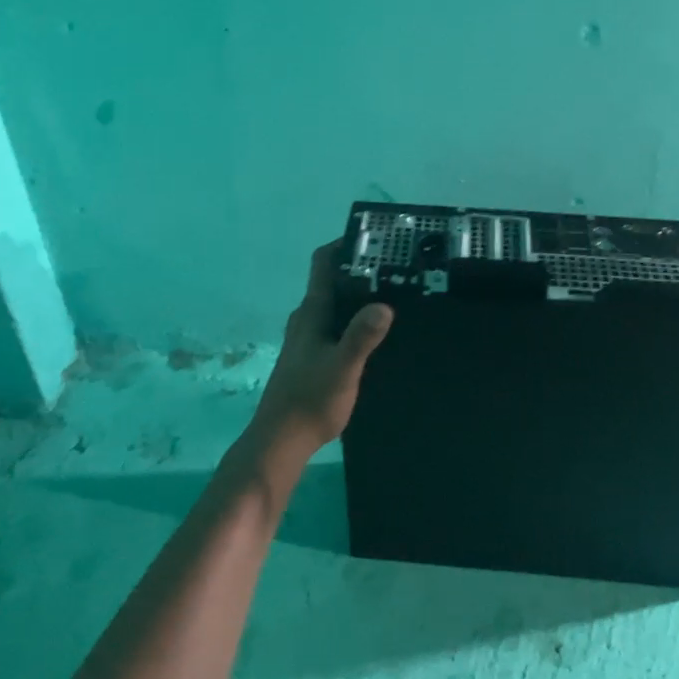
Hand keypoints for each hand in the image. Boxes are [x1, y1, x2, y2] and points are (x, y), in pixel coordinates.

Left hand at [247, 241, 393, 452]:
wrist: (280, 441)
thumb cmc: (309, 400)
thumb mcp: (343, 368)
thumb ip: (362, 336)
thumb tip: (385, 304)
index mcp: (311, 313)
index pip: (323, 263)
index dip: (344, 244)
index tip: (375, 237)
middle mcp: (306, 319)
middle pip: (332, 282)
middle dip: (360, 270)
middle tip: (397, 267)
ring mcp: (307, 339)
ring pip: (334, 306)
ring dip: (358, 297)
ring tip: (395, 295)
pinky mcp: (312, 357)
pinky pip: (336, 326)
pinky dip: (354, 320)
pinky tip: (377, 334)